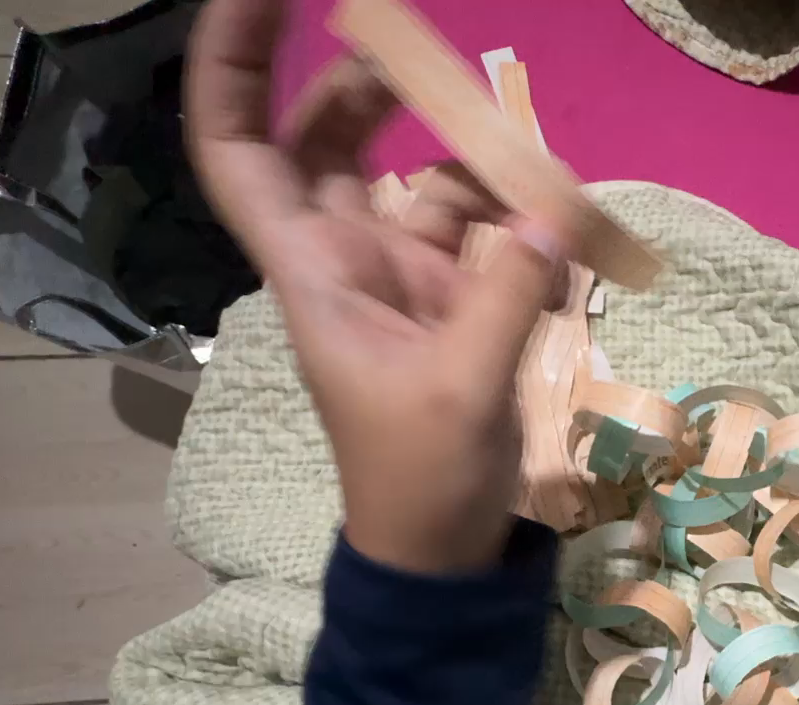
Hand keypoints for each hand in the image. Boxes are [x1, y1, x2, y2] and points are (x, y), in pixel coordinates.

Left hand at [186, 0, 575, 572]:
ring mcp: (411, 286)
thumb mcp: (461, 389)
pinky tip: (564, 254)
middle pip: (337, 147)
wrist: (441, 546)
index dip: (234, 64)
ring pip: (432, 193)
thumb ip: (507, 296)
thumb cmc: (422, 478)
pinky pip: (488, 247)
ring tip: (552, 193)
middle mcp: (355, 263)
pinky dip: (523, 240)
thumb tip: (553, 214)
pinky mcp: (460, 314)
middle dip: (377, 97)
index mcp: (318, 273)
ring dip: (486, 181)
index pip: (243, 149)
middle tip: (439, 68)